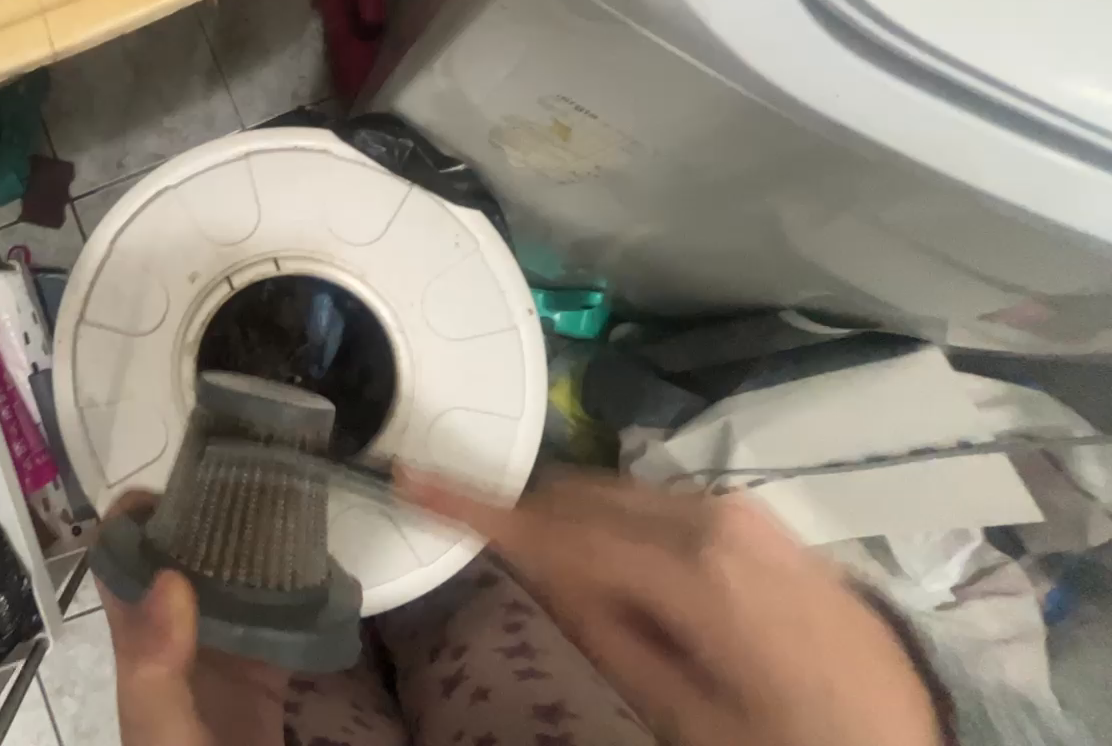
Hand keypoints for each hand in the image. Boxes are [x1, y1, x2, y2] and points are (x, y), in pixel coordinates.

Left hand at [98, 492, 290, 745]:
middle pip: (180, 557)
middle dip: (206, 514)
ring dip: (252, 543)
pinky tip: (317, 558)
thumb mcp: (156, 724)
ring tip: (284, 499)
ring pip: (231, 578)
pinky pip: (280, 616)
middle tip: (247, 476)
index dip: (135, 516)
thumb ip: (153, 660)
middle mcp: (177, 631)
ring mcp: (222, 647)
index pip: (121, 559)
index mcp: (140, 637)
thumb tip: (168, 576)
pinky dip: (296, 588)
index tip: (178, 485)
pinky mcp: (265, 667)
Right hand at [397, 467, 944, 745]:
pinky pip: (649, 502)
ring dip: (576, 528)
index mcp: (693, 571)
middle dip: (532, 524)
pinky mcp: (748, 510)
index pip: (550, 528)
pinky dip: (617, 528)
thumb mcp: (678, 711)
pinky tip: (641, 582)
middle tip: (520, 575)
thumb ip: (593, 621)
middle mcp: (709, 514)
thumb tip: (529, 557)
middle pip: (574, 498)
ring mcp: (734, 505)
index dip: (470, 505)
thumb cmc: (790, 745)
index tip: (407, 479)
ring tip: (599, 596)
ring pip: (608, 494)